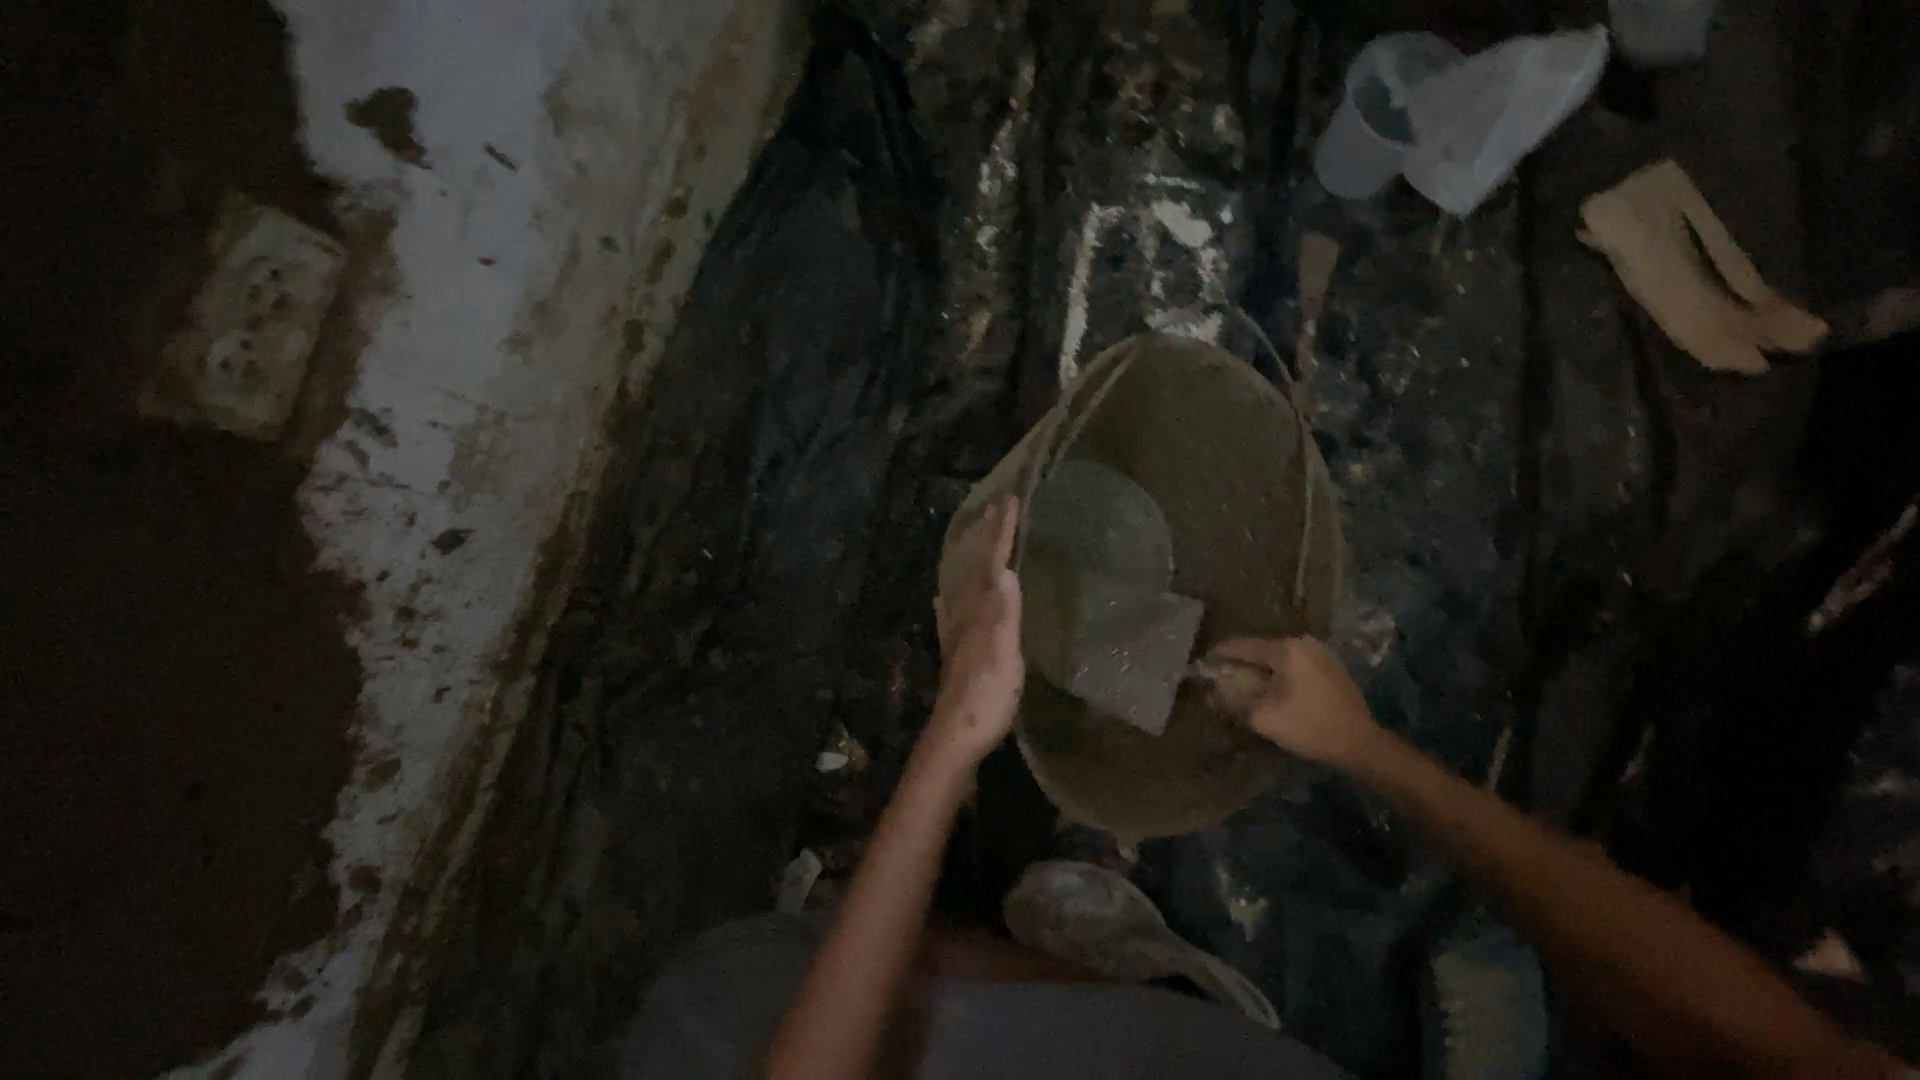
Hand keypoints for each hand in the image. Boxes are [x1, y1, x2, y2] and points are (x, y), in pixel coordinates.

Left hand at [924, 497, 1024, 772]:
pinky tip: (945, 599)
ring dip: (973, 562)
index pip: (992, 565)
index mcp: (979, 614)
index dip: (1001, 534)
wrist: (955, 738)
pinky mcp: (956, 654)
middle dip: (987, 538)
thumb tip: (1006, 570)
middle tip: (996, 509)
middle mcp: (964, 617)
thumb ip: (1004, 616)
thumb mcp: (1003, 657)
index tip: (1009, 501)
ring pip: (964, 587)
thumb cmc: (985, 698)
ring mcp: (957, 636)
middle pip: (976, 569)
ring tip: (976, 543)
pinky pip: (953, 614)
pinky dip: (953, 598)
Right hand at [1201, 636, 1381, 766]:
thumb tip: (1209, 695)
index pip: (1243, 646)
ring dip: (1263, 672)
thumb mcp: (1262, 716)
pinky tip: (1276, 692)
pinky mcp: (1334, 668)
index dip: (1220, 654)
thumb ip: (1232, 702)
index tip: (1204, 661)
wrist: (1360, 743)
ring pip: (1281, 659)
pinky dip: (1282, 675)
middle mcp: (1304, 644)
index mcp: (1286, 649)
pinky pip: (1297, 666)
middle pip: (1262, 651)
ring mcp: (1322, 654)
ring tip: (1247, 687)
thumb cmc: (1308, 725)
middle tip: (1225, 679)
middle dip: (1242, 665)